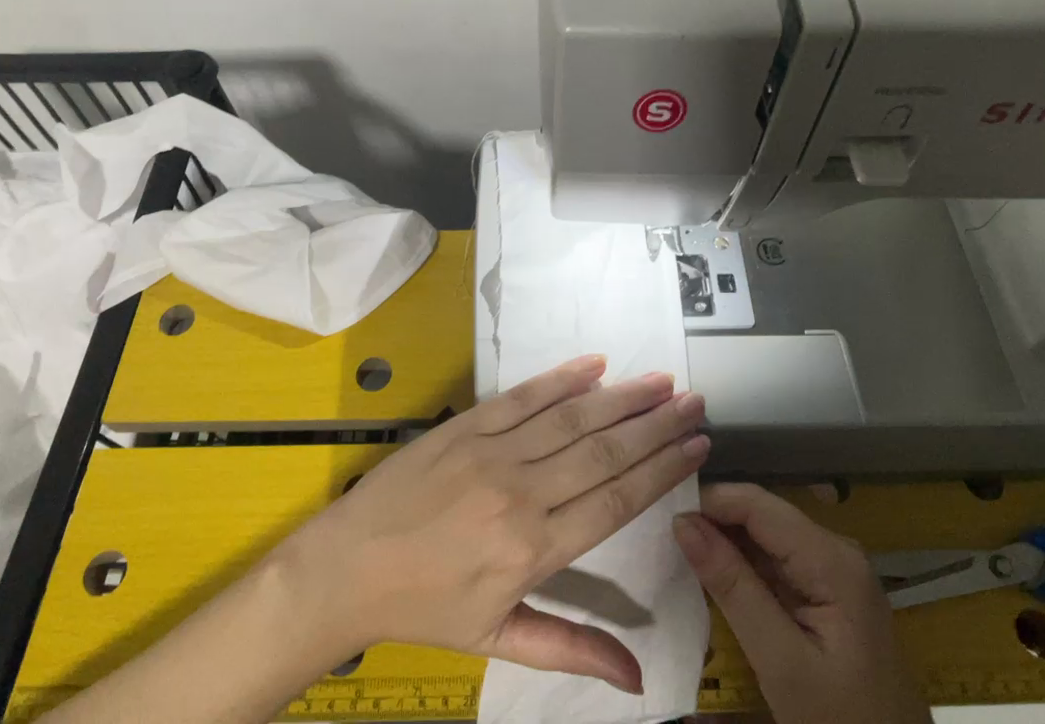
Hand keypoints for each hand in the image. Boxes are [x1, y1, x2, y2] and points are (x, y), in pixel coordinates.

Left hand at [272, 354, 708, 692]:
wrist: (346, 568)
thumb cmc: (425, 607)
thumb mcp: (499, 639)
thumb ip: (572, 648)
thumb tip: (640, 679)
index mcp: (535, 548)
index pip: (617, 498)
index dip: (664, 469)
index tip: (698, 445)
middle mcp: (521, 493)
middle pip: (605, 451)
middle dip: (656, 424)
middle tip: (695, 401)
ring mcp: (491, 453)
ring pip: (571, 418)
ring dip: (621, 397)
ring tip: (661, 380)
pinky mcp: (463, 427)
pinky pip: (521, 397)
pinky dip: (561, 379)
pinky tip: (594, 365)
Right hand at [673, 484, 930, 723]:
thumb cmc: (839, 717)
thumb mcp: (780, 659)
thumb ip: (733, 587)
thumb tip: (684, 524)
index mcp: (832, 559)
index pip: (758, 504)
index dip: (708, 501)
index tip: (661, 517)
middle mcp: (836, 550)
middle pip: (761, 515)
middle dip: (712, 521)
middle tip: (661, 538)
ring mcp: (833, 570)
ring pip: (764, 537)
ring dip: (722, 544)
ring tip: (675, 552)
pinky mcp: (826, 591)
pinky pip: (775, 563)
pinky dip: (741, 567)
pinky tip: (710, 577)